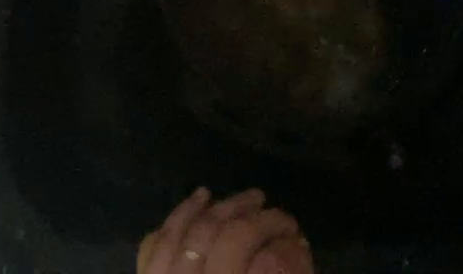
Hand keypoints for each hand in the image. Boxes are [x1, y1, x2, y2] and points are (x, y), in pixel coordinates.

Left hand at [138, 189, 314, 273]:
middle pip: (233, 240)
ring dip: (225, 208)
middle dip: (260, 220)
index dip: (283, 244)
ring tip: (250, 198)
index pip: (268, 265)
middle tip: (282, 215)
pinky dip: (183, 213)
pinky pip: (164, 238)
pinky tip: (202, 197)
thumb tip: (293, 253)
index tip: (297, 234)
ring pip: (198, 230)